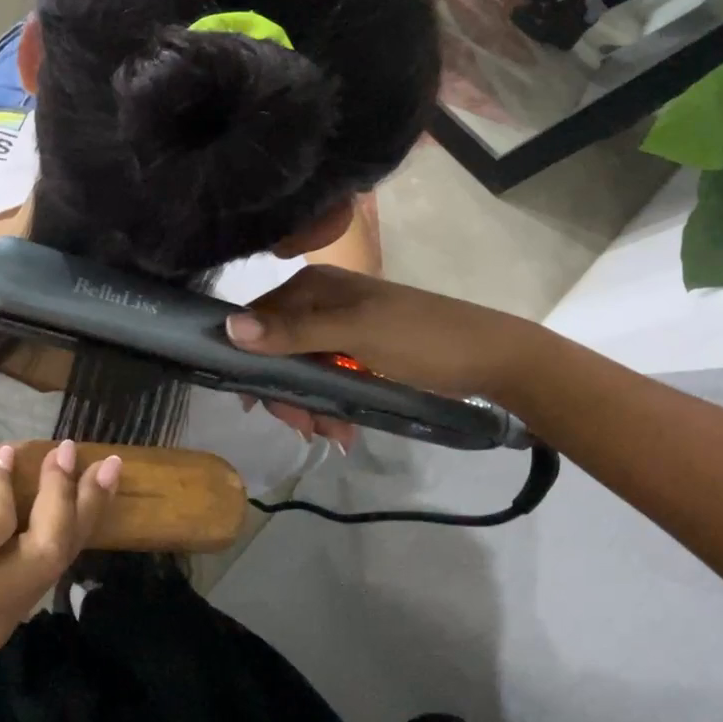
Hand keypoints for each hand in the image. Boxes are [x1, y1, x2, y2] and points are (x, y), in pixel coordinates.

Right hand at [225, 266, 552, 439]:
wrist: (495, 359)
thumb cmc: (422, 340)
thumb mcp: (355, 335)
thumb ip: (293, 331)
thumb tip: (228, 327)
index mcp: (313, 286)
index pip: (255, 320)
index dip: (250, 361)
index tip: (259, 404)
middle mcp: (319, 300)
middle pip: (274, 349)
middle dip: (285, 391)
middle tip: (305, 427)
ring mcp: (340, 325)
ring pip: (299, 368)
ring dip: (308, 403)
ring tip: (332, 434)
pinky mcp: (358, 349)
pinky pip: (325, 376)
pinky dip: (328, 402)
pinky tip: (342, 428)